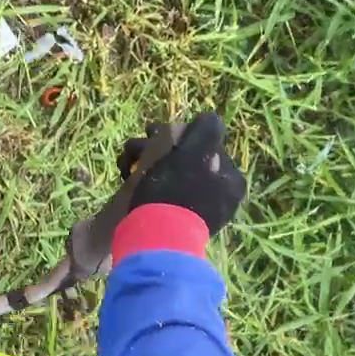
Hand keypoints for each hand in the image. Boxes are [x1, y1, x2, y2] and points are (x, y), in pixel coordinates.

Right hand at [120, 112, 245, 235]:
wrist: (154, 237)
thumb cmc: (172, 191)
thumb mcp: (192, 152)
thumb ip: (206, 130)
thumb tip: (210, 118)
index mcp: (230, 179)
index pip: (204, 143)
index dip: (176, 134)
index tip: (150, 132)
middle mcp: (219, 195)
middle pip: (185, 158)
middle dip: (155, 149)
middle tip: (133, 151)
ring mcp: (198, 209)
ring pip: (170, 172)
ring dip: (144, 162)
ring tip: (124, 167)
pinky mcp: (175, 219)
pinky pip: (163, 190)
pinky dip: (146, 181)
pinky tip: (128, 182)